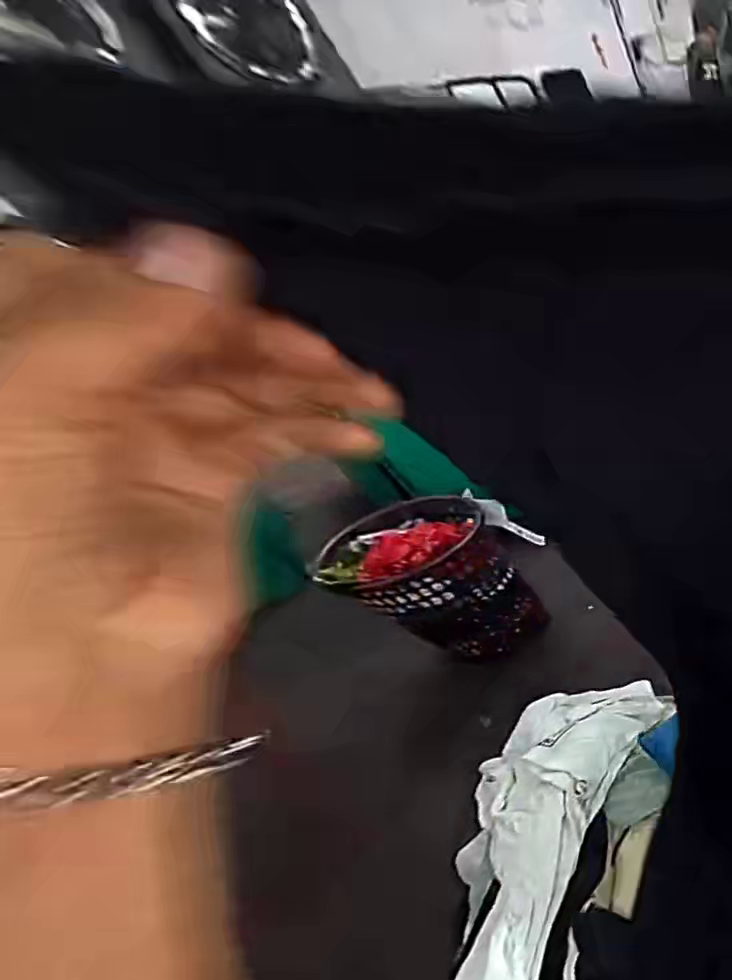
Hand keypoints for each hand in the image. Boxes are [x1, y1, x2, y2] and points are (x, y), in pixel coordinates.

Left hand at [0, 227, 396, 760]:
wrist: (74, 661)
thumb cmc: (16, 533)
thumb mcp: (38, 413)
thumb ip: (117, 326)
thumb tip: (208, 244)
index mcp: (7, 361)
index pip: (65, 276)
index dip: (150, 280)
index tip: (227, 301)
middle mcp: (68, 388)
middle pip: (168, 330)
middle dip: (252, 336)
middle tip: (323, 356)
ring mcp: (140, 434)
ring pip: (233, 381)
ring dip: (307, 382)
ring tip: (372, 395)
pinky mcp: (207, 478)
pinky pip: (270, 434)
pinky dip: (319, 428)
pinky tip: (360, 432)